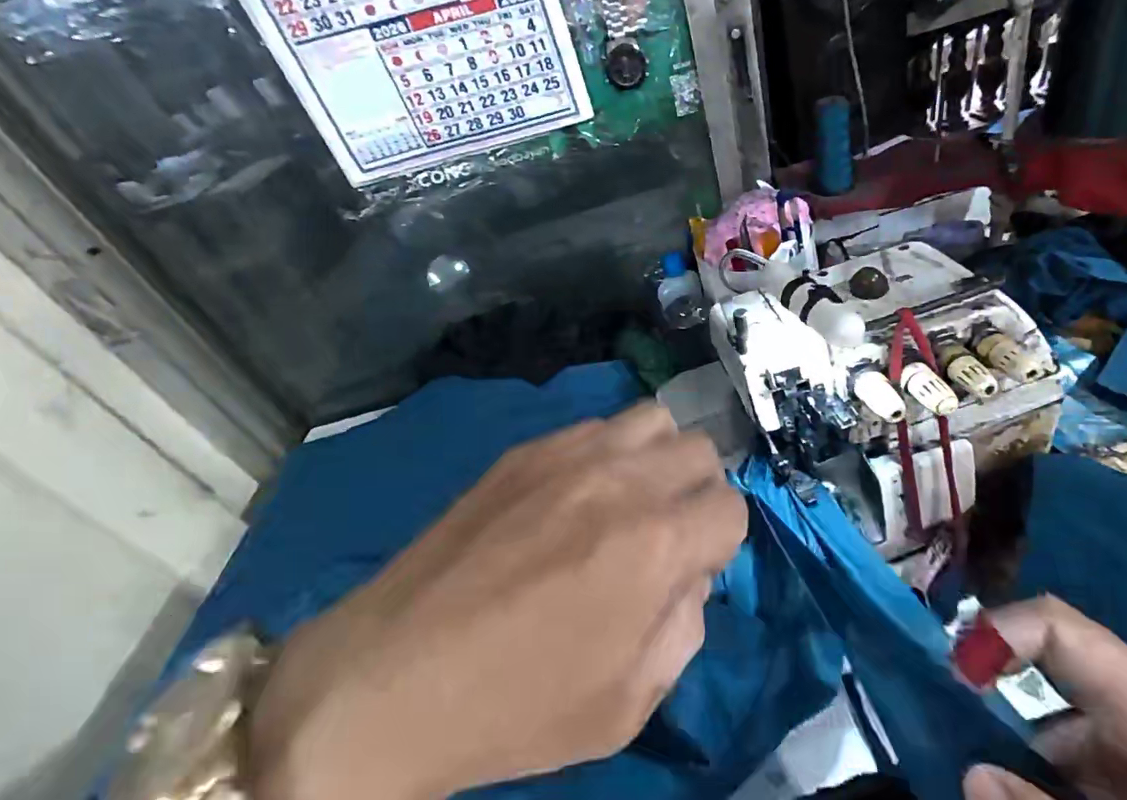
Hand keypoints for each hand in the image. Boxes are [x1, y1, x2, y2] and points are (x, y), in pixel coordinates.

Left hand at [247, 403, 746, 799]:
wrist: (394, 676)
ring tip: (625, 502)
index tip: (692, 569)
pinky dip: (605, 453)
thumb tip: (689, 575)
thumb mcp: (629, 704)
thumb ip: (683, 626)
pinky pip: (593, 427)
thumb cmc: (517, 707)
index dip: (719, 543)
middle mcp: (620, 479)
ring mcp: (567, 454)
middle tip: (664, 534)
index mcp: (656, 543)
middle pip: (698, 450)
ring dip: (655, 458)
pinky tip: (572, 496)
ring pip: (650, 419)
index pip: (731, 507)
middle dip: (696, 493)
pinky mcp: (524, 450)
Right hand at [962, 597, 1126, 799]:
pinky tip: (1027, 793)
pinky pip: (1098, 768)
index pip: (1060, 626)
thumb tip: (972, 774)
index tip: (950, 675)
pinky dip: (1056, 780)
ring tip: (982, 775)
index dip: (996, 634)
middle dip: (996, 706)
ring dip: (1022, 752)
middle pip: (1055, 682)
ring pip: (1072, 732)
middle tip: (949, 737)